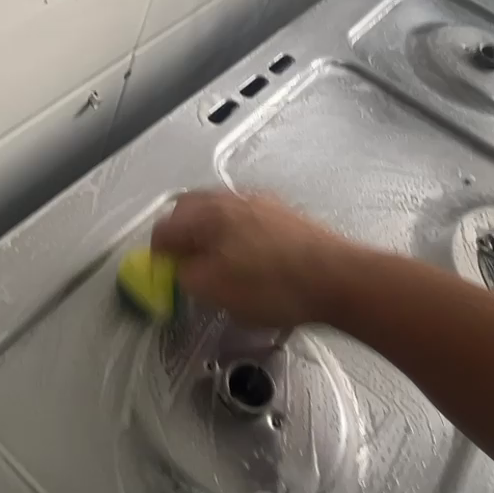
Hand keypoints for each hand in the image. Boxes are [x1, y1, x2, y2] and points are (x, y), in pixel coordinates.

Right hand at [150, 189, 353, 329]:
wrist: (337, 278)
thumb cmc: (276, 285)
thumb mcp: (214, 291)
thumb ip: (184, 277)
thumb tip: (176, 271)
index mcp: (207, 215)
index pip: (163, 228)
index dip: (155, 254)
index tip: (160, 273)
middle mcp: (230, 201)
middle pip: (189, 211)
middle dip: (180, 235)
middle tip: (182, 264)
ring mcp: (259, 204)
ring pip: (219, 213)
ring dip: (208, 233)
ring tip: (214, 263)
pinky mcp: (282, 215)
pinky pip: (246, 219)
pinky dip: (236, 235)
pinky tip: (247, 259)